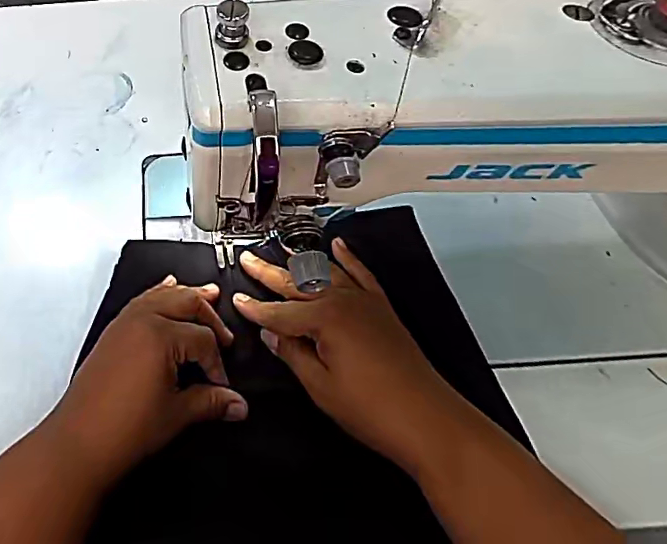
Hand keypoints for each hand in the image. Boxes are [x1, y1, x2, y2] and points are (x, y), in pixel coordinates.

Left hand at [39, 277, 247, 482]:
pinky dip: (160, 293)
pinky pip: (143, 299)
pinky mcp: (114, 329)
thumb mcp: (175, 414)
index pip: (203, 340)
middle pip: (187, 303)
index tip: (221, 386)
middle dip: (210, 317)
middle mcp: (142, 319)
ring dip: (187, 295)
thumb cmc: (120, 430)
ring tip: (206, 294)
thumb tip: (236, 403)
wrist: (78, 444)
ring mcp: (125, 321)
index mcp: (160, 335)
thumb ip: (210, 402)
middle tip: (225, 334)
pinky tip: (167, 289)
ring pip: (164, 294)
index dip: (217, 364)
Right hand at [235, 239, 473, 476]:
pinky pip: (360, 272)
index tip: (239, 300)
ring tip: (284, 251)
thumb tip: (274, 336)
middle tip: (249, 260)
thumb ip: (293, 355)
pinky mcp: (382, 307)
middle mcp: (343, 301)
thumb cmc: (378, 409)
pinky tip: (338, 246)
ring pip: (325, 272)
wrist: (428, 419)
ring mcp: (364, 301)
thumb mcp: (321, 388)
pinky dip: (348, 257)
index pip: (279, 311)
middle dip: (268, 272)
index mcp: (324, 319)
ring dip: (302, 261)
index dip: (255, 308)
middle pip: (297, 282)